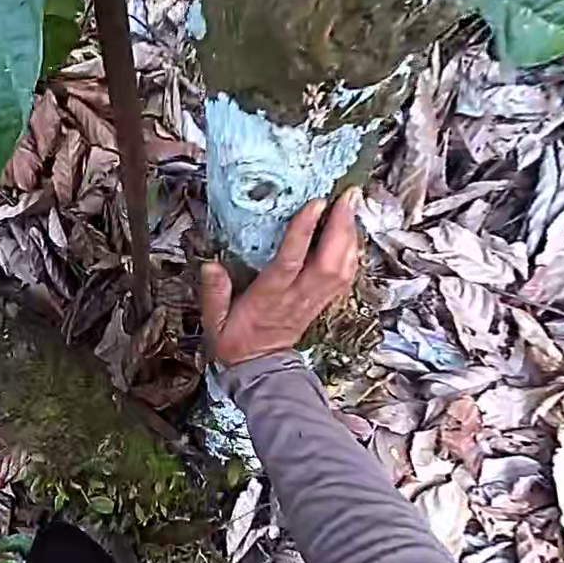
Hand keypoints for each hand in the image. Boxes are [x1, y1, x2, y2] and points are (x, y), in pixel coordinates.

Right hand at [201, 187, 361, 367]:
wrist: (258, 367)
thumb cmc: (235, 340)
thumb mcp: (213, 320)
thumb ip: (214, 293)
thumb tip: (211, 265)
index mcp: (269, 298)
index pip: (290, 262)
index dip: (303, 232)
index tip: (315, 204)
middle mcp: (297, 297)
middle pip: (328, 261)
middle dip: (341, 226)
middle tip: (348, 195)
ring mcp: (313, 300)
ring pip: (342, 267)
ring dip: (351, 236)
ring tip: (352, 207)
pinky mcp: (322, 303)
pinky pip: (345, 276)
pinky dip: (353, 253)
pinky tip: (352, 235)